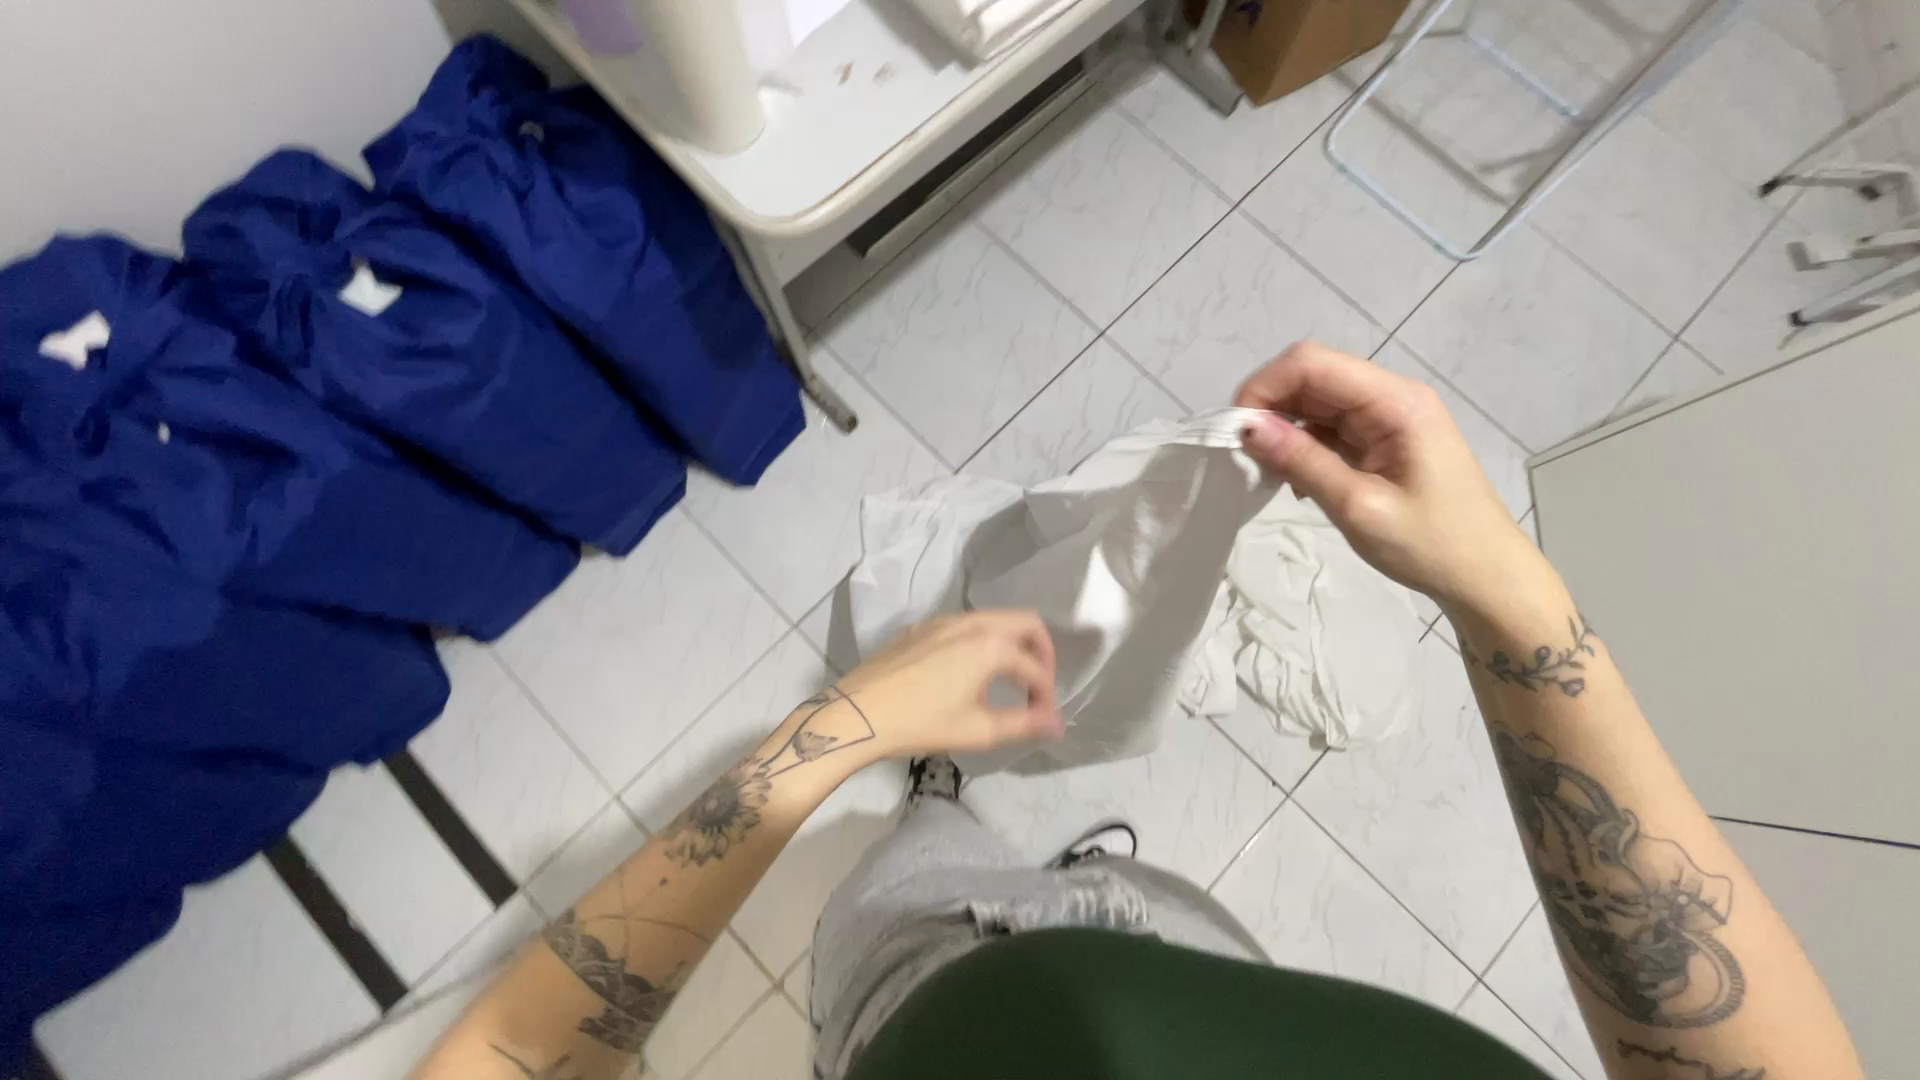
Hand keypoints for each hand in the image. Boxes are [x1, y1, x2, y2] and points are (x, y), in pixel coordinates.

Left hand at [826, 611, 1061, 760]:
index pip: (1035, 667)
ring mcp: (942, 620)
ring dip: (1011, 643)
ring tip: (1007, 678)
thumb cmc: (921, 723)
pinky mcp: (920, 627)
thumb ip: (1023, 724)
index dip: (1046, 694)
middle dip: (1040, 651)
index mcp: (991, 645)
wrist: (858, 713)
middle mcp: (971, 622)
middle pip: (1024, 622)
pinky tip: (968, 671)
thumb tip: (1057, 723)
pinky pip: (965, 624)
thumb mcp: (977, 730)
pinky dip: (982, 640)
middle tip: (1037, 683)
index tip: (1043, 718)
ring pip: (993, 618)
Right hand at [1234, 341, 1544, 612]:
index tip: (1238, 433)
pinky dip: (1299, 443)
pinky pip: (1326, 424)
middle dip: (1269, 406)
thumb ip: (1302, 462)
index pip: (1312, 363)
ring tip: (1268, 471)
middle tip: (1247, 455)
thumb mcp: (1358, 506)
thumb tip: (1247, 428)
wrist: (1485, 576)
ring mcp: (1385, 416)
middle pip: (1311, 374)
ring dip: (1281, 426)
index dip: (1265, 387)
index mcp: (1395, 402)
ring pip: (1314, 399)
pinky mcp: (1379, 438)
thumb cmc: (1430, 544)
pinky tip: (1292, 477)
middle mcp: (1390, 396)